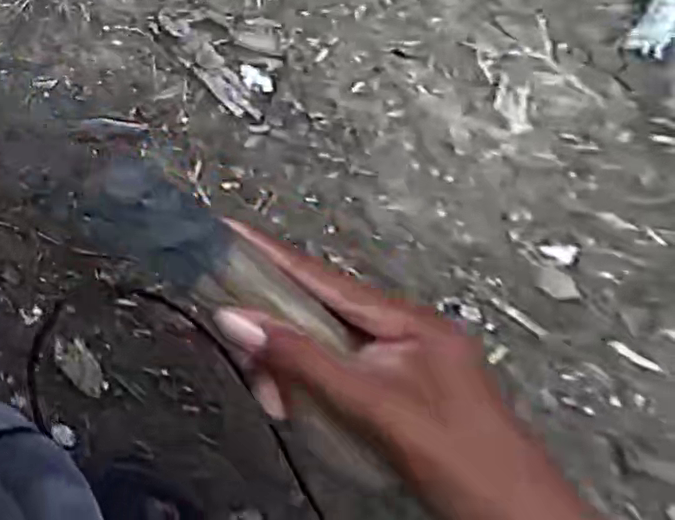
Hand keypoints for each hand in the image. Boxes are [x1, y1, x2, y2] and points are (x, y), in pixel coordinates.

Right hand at [214, 220, 592, 519]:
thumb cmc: (469, 466)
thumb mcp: (373, 406)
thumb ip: (298, 358)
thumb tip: (232, 317)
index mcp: (409, 322)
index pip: (318, 274)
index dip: (266, 250)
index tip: (224, 227)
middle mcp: (402, 331)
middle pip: (307, 311)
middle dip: (270, 334)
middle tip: (243, 353)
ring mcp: (397, 360)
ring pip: (311, 342)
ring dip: (283, 369)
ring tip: (275, 399)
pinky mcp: (389, 386)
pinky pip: (324, 367)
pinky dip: (300, 383)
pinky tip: (292, 405)